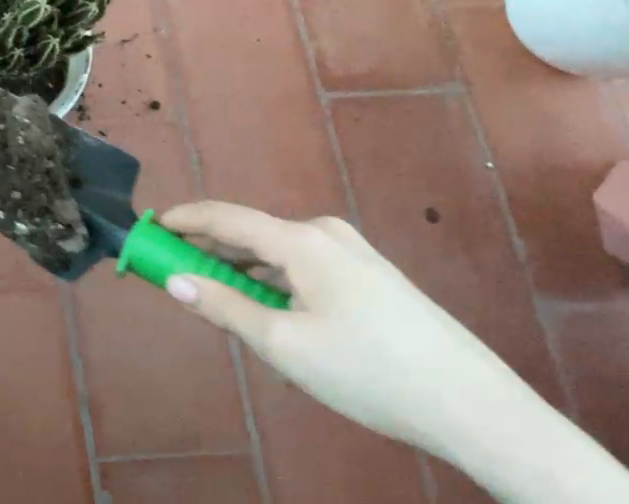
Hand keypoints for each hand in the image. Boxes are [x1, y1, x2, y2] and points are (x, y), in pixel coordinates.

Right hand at [160, 202, 537, 459]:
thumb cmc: (370, 371)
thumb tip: (175, 282)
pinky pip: (305, 270)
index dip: (181, 220)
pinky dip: (275, 284)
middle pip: (250, 233)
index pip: (224, 217)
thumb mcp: (284, 344)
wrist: (479, 412)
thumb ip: (224, 307)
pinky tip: (274, 318)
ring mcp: (356, 256)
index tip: (148, 227)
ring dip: (243, 273)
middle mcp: (326, 235)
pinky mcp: (375, 280)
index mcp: (302, 240)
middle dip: (208, 251)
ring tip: (221, 305)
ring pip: (278, 255)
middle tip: (174, 273)